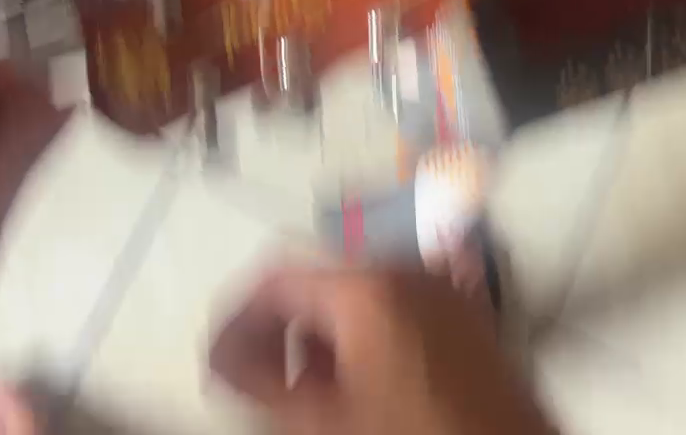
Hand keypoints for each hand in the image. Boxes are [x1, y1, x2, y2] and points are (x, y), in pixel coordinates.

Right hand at [209, 265, 557, 434]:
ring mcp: (442, 285)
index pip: (279, 274)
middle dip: (284, 327)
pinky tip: (361, 381)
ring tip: (311, 391)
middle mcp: (408, 268)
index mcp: (369, 285)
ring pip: (359, 292)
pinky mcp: (463, 308)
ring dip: (324, 333)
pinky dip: (366, 333)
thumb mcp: (324, 418)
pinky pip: (398, 302)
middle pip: (321, 280)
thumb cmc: (421, 434)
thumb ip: (259, 378)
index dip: (240, 313)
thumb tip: (223, 353)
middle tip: (262, 376)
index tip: (221, 347)